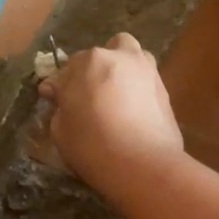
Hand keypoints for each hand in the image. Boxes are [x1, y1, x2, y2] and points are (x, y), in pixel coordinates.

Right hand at [41, 33, 184, 193]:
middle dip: (89, 71)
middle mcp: (119, 57)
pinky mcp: (164, 88)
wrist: (142, 164)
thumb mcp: (60, 129)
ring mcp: (146, 70)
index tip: (54, 100)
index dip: (58, 86)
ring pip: (129, 56)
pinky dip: (134, 87)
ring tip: (111, 95)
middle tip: (85, 95)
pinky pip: (143, 78)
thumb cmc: (91, 145)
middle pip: (100, 55)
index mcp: (88, 62)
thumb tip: (61, 96)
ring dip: (118, 68)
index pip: (66, 69)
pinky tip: (129, 110)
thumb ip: (60, 106)